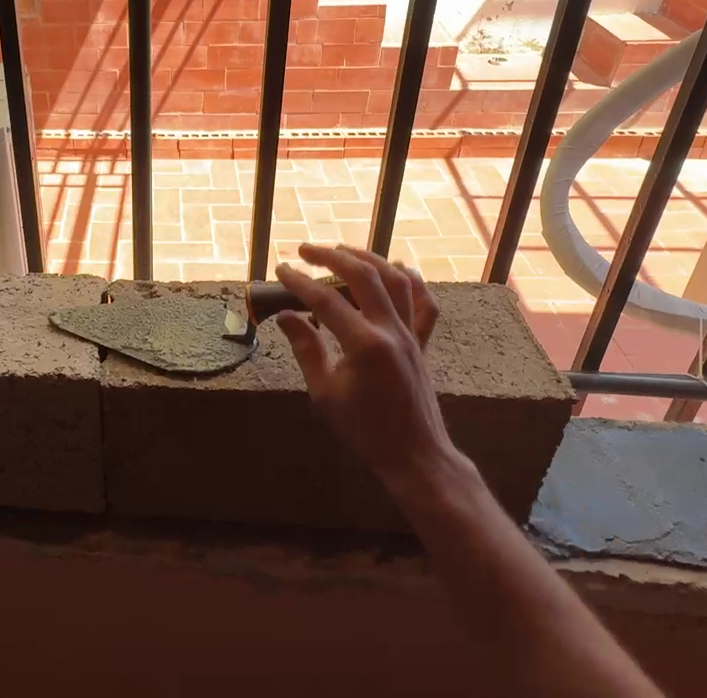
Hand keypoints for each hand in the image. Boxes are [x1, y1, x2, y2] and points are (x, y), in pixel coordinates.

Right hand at [275, 244, 465, 499]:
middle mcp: (391, 331)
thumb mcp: (324, 392)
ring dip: (368, 259)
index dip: (299, 281)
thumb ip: (306, 348)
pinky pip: (424, 303)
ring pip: (395, 280)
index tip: (281, 269)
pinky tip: (397, 268)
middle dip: (332, 256)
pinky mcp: (422, 343)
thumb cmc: (364, 430)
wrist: (415, 456)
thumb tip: (285, 316)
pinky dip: (412, 281)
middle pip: (363, 276)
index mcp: (365, 345)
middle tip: (306, 250)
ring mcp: (411, 335)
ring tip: (342, 250)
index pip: (326, 300)